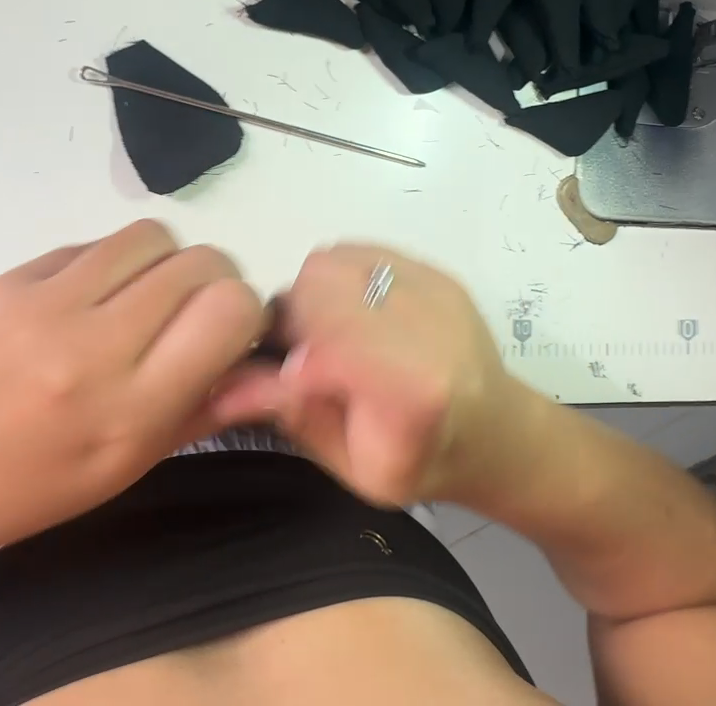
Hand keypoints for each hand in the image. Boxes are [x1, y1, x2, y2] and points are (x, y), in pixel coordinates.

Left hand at [0, 220, 263, 563]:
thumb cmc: (34, 489)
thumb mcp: (130, 467)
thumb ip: (207, 409)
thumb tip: (273, 368)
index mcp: (128, 408)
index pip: (228, 311)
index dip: (244, 313)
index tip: (228, 334)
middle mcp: (91, 345)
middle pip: (199, 263)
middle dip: (214, 283)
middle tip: (191, 316)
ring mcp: (45, 302)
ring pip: (151, 236)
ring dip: (165, 263)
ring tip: (143, 301)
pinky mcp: (11, 277)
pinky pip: (93, 245)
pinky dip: (111, 266)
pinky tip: (89, 303)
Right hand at [211, 244, 538, 506]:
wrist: (495, 430)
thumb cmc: (423, 461)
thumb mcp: (354, 465)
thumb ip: (293, 416)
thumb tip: (220, 388)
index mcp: (418, 389)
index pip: (333, 344)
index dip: (294, 356)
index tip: (286, 378)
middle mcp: (429, 322)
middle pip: (324, 282)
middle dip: (297, 316)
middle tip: (302, 352)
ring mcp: (433, 285)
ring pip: (334, 260)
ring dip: (314, 293)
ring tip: (329, 333)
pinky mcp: (432, 268)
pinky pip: (358, 251)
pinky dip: (338, 277)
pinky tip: (353, 313)